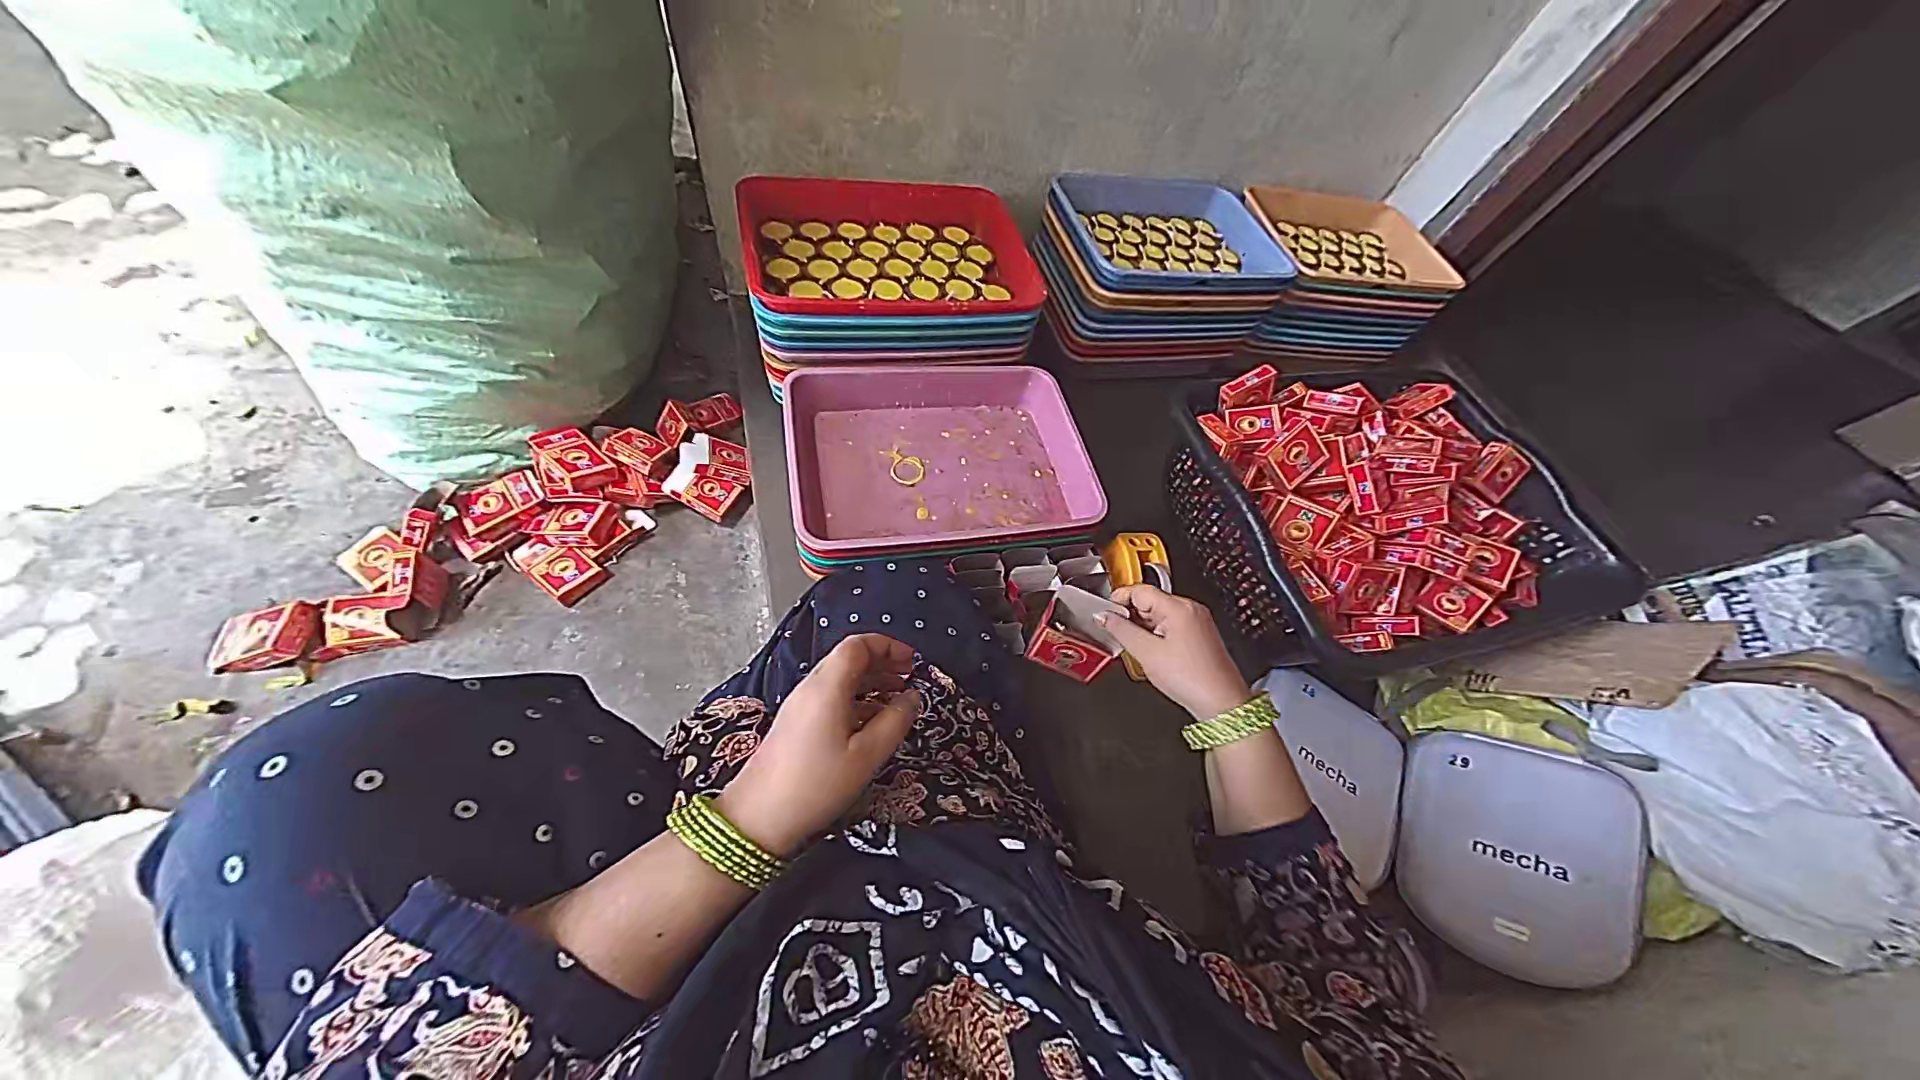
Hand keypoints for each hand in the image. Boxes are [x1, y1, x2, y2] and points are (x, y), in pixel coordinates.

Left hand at [715, 634, 919, 856]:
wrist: (758, 818)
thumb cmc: (817, 784)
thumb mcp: (867, 755)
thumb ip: (896, 720)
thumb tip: (914, 696)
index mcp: (828, 686)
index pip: (858, 645)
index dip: (888, 646)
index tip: (912, 662)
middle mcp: (811, 688)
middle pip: (849, 658)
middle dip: (883, 663)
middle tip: (910, 679)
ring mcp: (801, 705)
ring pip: (841, 679)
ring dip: (871, 682)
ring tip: (898, 700)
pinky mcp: (796, 723)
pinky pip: (831, 698)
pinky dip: (857, 700)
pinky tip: (873, 722)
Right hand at [1095, 584, 1250, 719]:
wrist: (1222, 704)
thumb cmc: (1193, 679)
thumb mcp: (1147, 653)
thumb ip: (1121, 630)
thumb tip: (1105, 616)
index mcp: (1179, 607)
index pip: (1139, 590)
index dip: (1118, 600)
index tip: (1105, 613)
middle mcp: (1191, 610)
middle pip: (1149, 602)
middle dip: (1131, 618)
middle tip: (1121, 636)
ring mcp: (1197, 622)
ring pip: (1159, 616)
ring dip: (1143, 629)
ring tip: (1141, 651)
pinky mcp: (1199, 636)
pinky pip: (1170, 627)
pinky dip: (1157, 637)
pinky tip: (1154, 655)